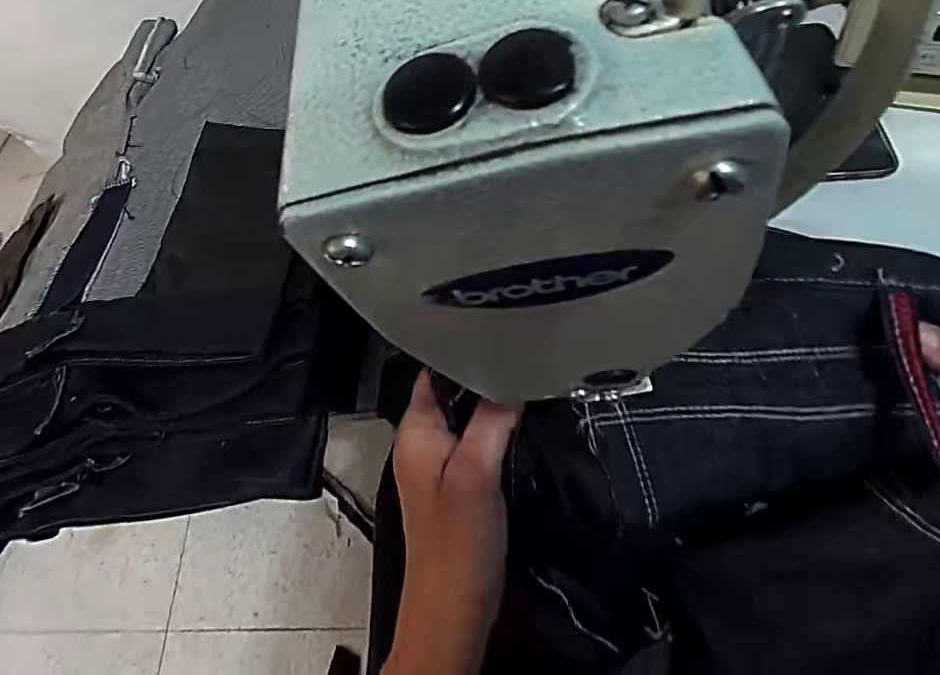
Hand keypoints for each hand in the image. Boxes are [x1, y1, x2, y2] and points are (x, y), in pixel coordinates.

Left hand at [383, 373, 520, 674]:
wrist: (454, 612)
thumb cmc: (456, 543)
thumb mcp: (477, 471)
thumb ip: (492, 419)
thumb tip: (513, 374)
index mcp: (415, 431)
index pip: (432, 370)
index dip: (461, 347)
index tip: (495, 326)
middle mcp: (423, 441)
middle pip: (452, 389)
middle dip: (482, 369)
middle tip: (519, 345)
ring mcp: (440, 462)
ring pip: (467, 413)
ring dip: (490, 398)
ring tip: (524, 371)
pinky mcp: (459, 481)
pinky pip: (476, 436)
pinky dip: (495, 423)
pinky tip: (520, 416)